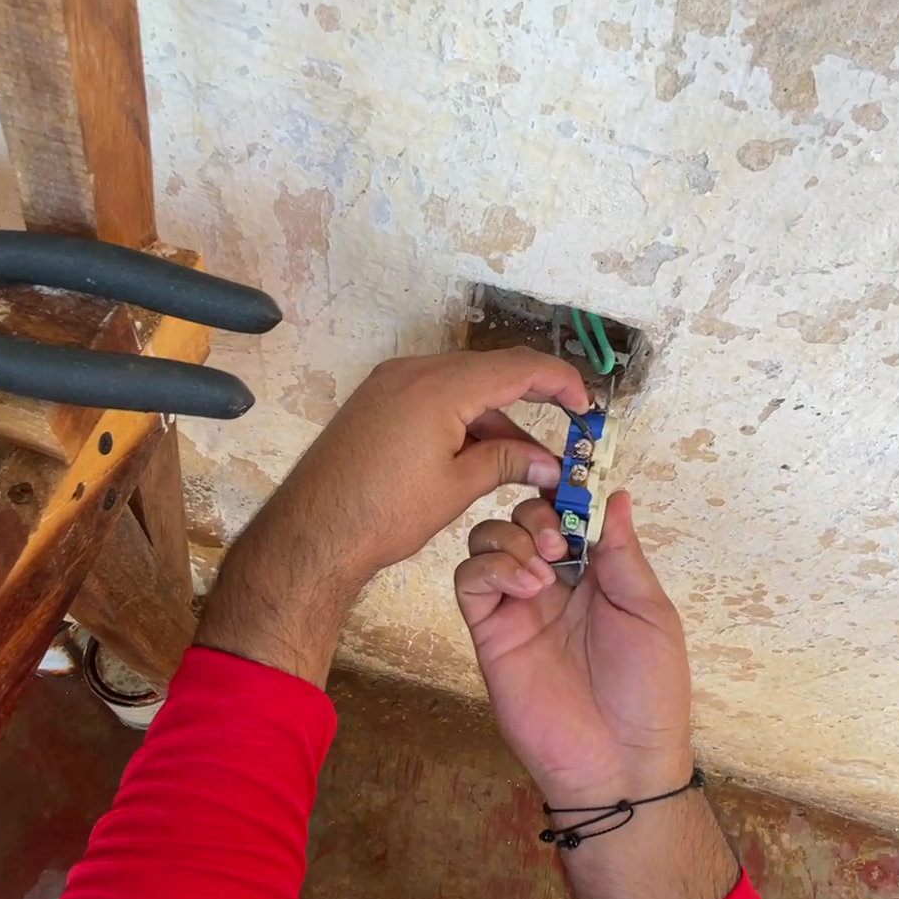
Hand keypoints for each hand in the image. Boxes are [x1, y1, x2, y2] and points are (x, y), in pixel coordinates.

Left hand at [195, 348, 587, 685]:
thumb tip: (550, 463)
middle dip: (530, 404)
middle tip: (559, 439)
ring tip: (523, 462)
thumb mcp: (456, 486)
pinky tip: (481, 455)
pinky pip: (435, 399)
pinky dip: (463, 421)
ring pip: (462, 389)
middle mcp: (413, 370)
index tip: (586, 404)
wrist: (312, 532)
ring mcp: (391, 383)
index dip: (561, 380)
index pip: (517, 366)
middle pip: (489, 374)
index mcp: (438, 385)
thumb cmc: (384, 512)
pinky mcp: (378, 401)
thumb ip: (508, 462)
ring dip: (495, 419)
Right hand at [456, 491, 738, 898]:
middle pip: (521, 518)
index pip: (566, 515)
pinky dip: (489, 567)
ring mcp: (516, 606)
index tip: (569, 478)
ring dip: (512, 539)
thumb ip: (623, 552)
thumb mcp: (649, 611)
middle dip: (537, 516)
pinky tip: (525, 587)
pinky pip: (468, 580)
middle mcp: (551, 583)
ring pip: (487, 539)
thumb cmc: (647, 688)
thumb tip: (616, 493)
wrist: (618, 760)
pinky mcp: (489, 630)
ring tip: (543, 571)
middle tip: (559, 546)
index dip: (564, 493)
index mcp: (594, 574)